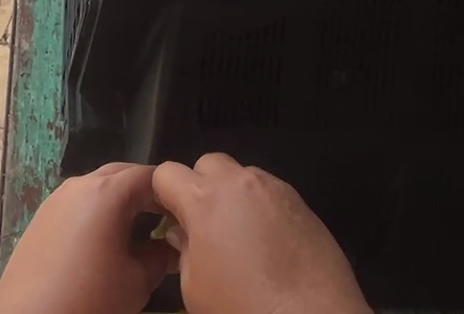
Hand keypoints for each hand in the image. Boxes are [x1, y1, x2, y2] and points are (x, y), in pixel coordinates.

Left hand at [0, 162, 176, 313]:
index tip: (183, 211)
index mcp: (107, 192)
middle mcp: (81, 184)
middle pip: (121, 174)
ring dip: (118, 199)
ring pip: (96, 185)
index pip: (147, 175)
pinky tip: (101, 240)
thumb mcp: (135, 282)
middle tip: (162, 217)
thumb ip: (160, 258)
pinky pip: (77, 201)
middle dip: (143, 190)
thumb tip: (173, 247)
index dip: (169, 189)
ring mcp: (57, 198)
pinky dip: (95, 210)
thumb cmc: (90, 298)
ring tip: (135, 229)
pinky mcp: (41, 216)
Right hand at [153, 153, 371, 313]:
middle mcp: (236, 181)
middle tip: (207, 225)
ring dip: (233, 195)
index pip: (167, 172)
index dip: (163, 192)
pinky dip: (261, 207)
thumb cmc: (243, 308)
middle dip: (201, 186)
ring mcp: (271, 187)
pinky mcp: (299, 200)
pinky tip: (271, 243)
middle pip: (207, 163)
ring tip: (243, 237)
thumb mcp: (195, 289)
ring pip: (241, 175)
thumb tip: (182, 231)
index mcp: (202, 199)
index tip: (169, 216)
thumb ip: (183, 250)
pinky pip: (269, 192)